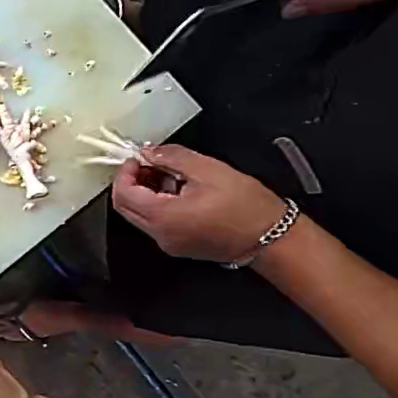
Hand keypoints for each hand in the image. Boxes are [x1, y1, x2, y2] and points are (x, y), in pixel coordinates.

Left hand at [110, 145, 287, 262]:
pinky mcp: (178, 245)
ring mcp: (167, 242)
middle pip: (126, 206)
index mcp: (162, 217)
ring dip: (146, 192)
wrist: (275, 240)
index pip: (122, 194)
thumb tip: (151, 152)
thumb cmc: (250, 209)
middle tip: (149, 165)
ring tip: (171, 175)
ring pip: (140, 214)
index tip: (137, 159)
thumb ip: (174, 158)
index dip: (125, 173)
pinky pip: (157, 223)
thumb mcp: (210, 171)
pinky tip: (181, 191)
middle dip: (132, 182)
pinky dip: (159, 204)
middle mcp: (159, 234)